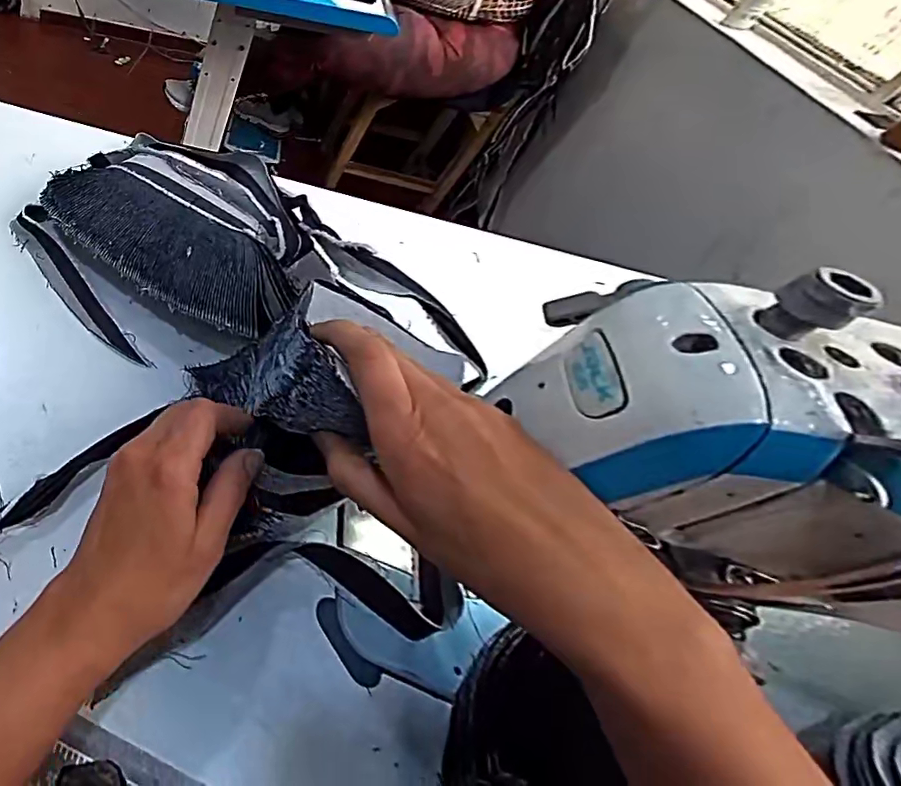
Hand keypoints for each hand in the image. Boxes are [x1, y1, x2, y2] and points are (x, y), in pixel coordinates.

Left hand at [43, 399, 259, 666]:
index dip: (231, 416)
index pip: (202, 413)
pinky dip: (174, 441)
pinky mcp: (114, 470)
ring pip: (165, 420)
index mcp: (167, 466)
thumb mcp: (207, 542)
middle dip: (214, 418)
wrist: (95, 606)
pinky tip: (189, 471)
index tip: (250, 431)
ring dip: (193, 428)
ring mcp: (123, 459)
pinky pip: (150, 438)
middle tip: (239, 445)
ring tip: (218, 460)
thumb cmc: (154, 584)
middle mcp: (141, 452)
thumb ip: (230, 489)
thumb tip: (250, 456)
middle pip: (182, 410)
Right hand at [311, 321, 715, 674]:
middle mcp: (444, 405)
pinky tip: (430, 445)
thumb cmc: (494, 556)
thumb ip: (351, 472)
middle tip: (337, 380)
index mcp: (409, 429)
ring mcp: (476, 406)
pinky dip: (423, 401)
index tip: (321, 334)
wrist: (579, 570)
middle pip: (389, 352)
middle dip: (356, 355)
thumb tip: (329, 444)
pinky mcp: (499, 416)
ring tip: (383, 425)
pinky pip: (447, 392)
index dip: (337, 331)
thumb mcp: (400, 522)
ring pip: (418, 371)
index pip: (367, 349)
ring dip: (390, 381)